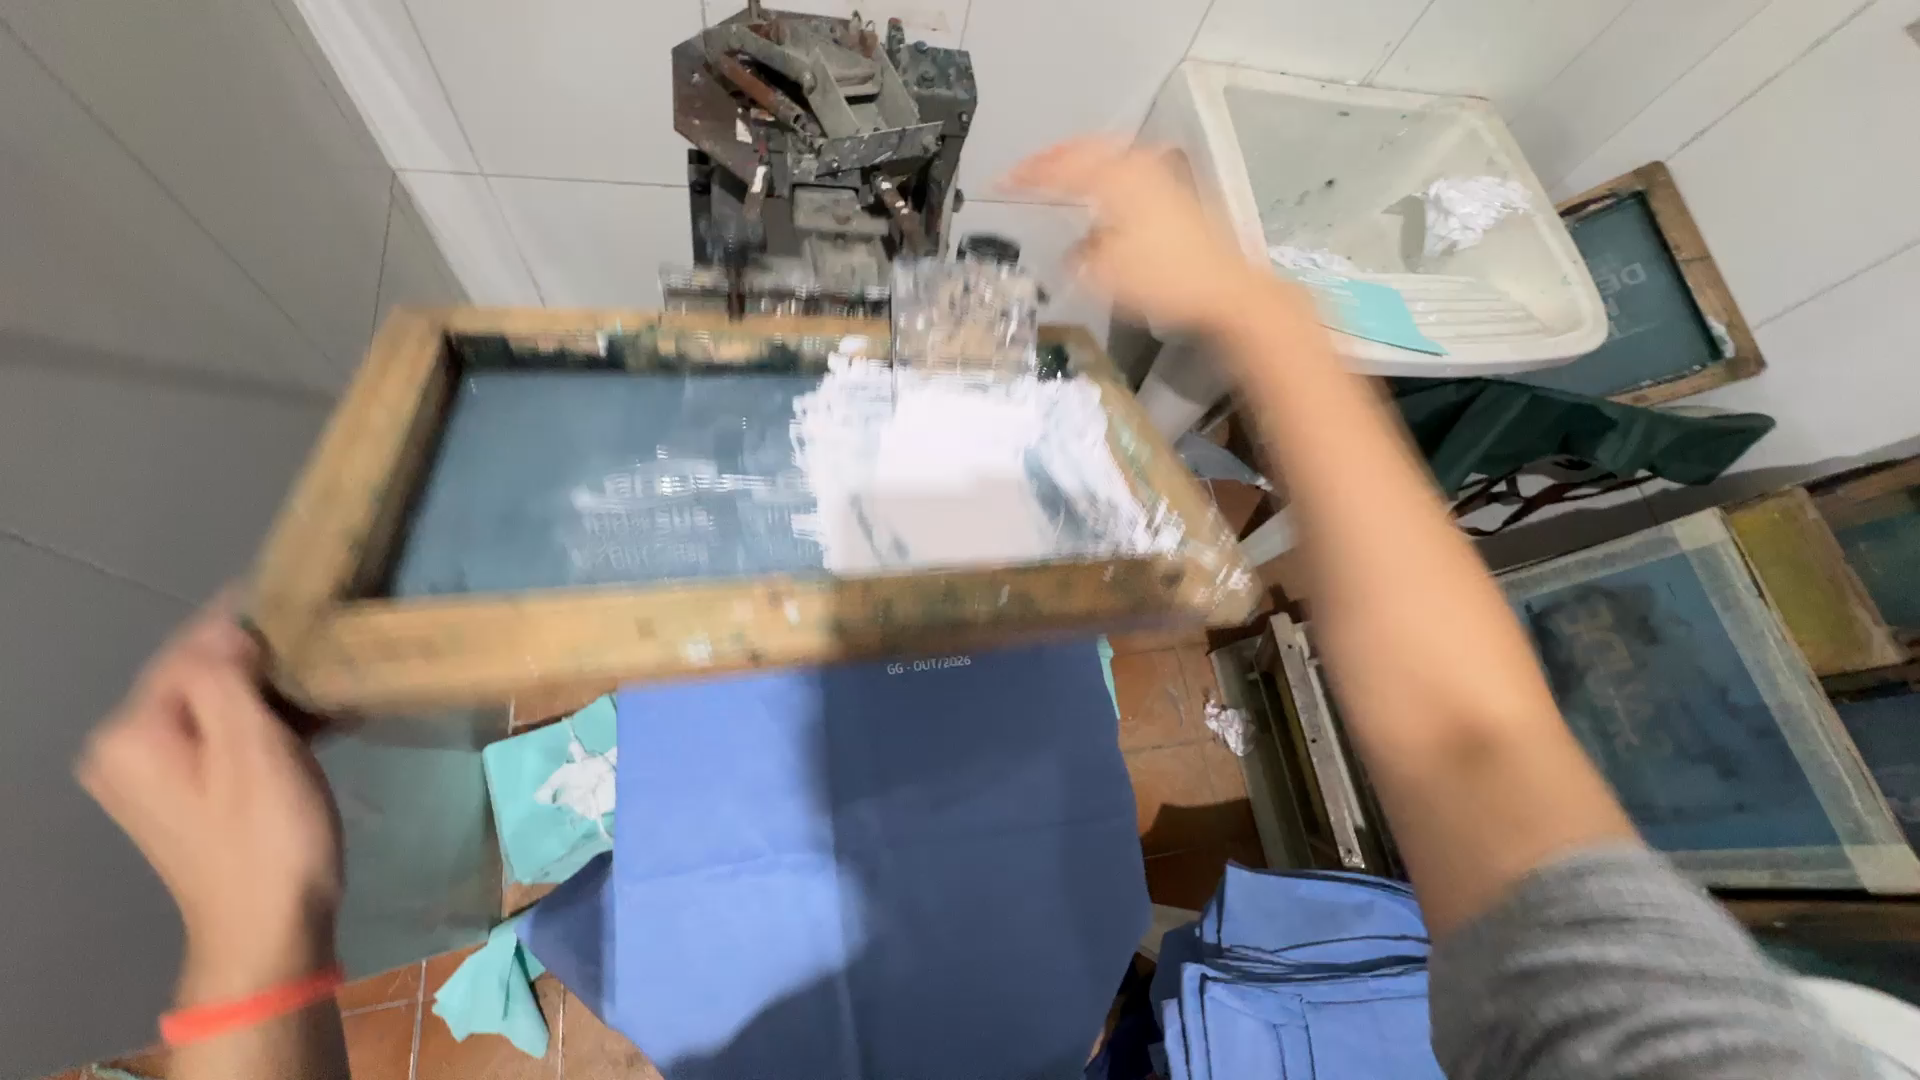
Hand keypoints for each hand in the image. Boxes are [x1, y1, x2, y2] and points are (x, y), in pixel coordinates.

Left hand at [78, 598, 342, 1001]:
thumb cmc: (267, 835)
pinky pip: (232, 729)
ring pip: (222, 699)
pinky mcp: (196, 787)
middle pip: (200, 672)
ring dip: (275, 680)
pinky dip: (274, 714)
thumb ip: (228, 682)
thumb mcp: (253, 752)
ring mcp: (162, 769)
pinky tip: (323, 708)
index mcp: (136, 734)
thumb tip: (230, 630)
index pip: (189, 649)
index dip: (241, 614)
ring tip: (334, 658)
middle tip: (327, 620)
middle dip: (262, 646)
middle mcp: (133, 746)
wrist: (268, 921)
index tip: (296, 582)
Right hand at [1001, 137, 1311, 331]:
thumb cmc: (1165, 281)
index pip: (1061, 169)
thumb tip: (1072, 254)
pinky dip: (1107, 175)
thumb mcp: (1107, 275)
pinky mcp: (1176, 197)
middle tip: (1028, 168)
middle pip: (1088, 149)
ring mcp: (1162, 179)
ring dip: (1083, 162)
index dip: (1027, 176)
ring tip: (1060, 173)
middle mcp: (1140, 168)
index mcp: (1116, 180)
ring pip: (1112, 157)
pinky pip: (1129, 172)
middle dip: (1055, 158)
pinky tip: (1104, 193)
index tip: (1001, 183)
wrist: (1225, 291)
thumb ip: (1081, 258)